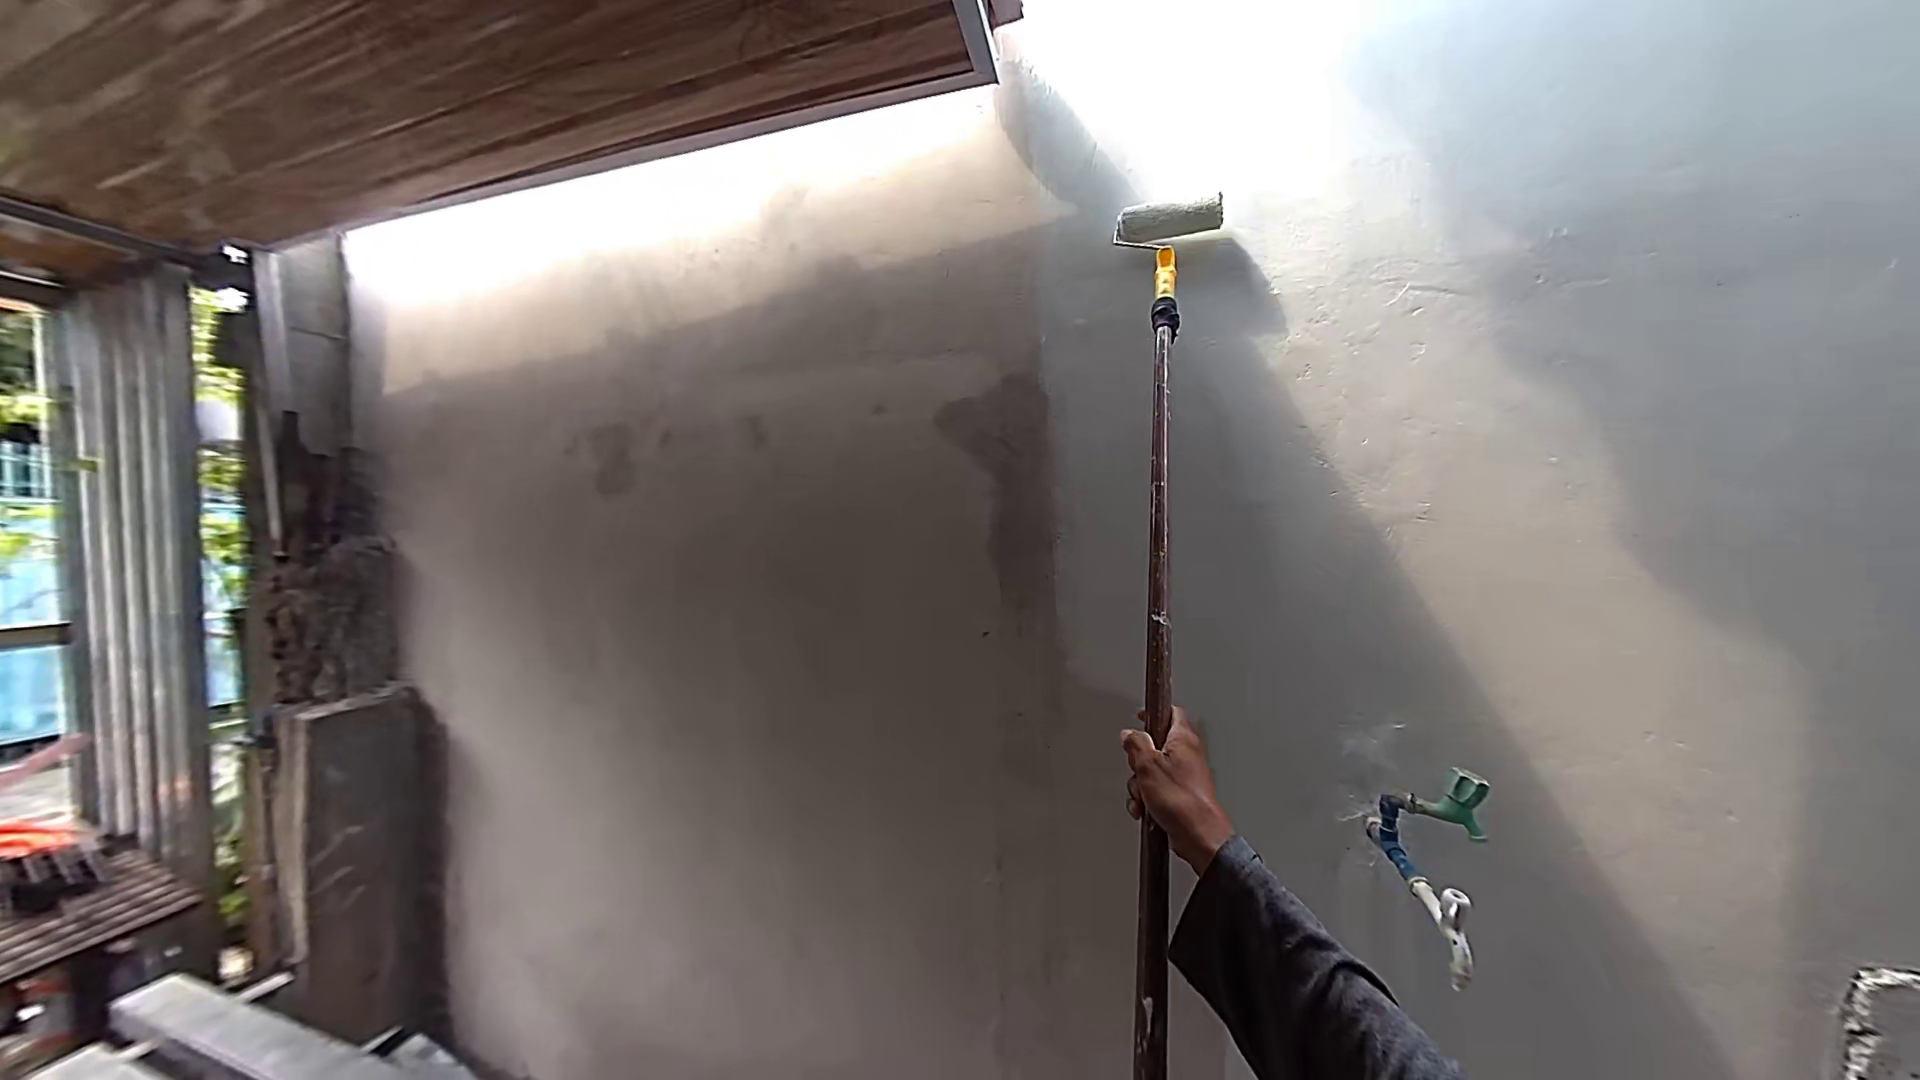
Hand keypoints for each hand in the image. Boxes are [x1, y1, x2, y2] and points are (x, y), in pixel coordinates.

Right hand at [1122, 706, 1235, 873]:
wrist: (1199, 837)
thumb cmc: (1183, 802)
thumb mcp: (1148, 765)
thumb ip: (1136, 744)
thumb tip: (1129, 735)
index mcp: (1183, 740)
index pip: (1171, 712)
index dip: (1154, 712)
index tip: (1141, 717)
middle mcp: (1187, 755)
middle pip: (1154, 744)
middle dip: (1139, 758)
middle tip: (1138, 767)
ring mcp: (1185, 775)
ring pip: (1152, 769)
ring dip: (1140, 783)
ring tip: (1144, 794)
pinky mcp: (1180, 793)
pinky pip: (1156, 788)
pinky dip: (1147, 797)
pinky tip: (1146, 808)